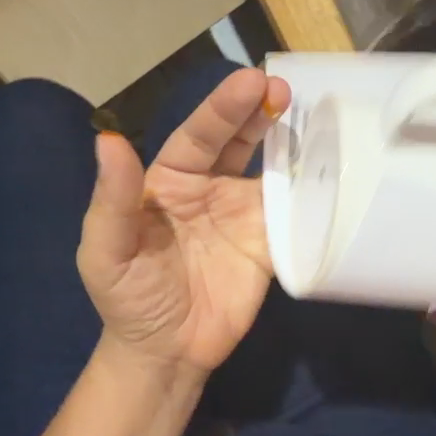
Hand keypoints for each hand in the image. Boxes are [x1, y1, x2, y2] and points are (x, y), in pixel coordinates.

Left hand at [77, 68, 288, 376]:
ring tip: (315, 121)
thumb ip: (112, 199)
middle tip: (282, 89)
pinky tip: (329, 172)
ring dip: (290, 146)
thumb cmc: (128, 299)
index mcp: (170, 182)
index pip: (198, 137)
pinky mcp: (269, 247)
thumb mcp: (106, 251)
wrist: (166, 354)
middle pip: (238, 143)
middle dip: (259, 113)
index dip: (223, 109)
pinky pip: (292, 215)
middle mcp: (210, 190)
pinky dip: (310, 195)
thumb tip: (108, 140)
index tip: (250, 82)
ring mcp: (243, 217)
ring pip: (270, 172)